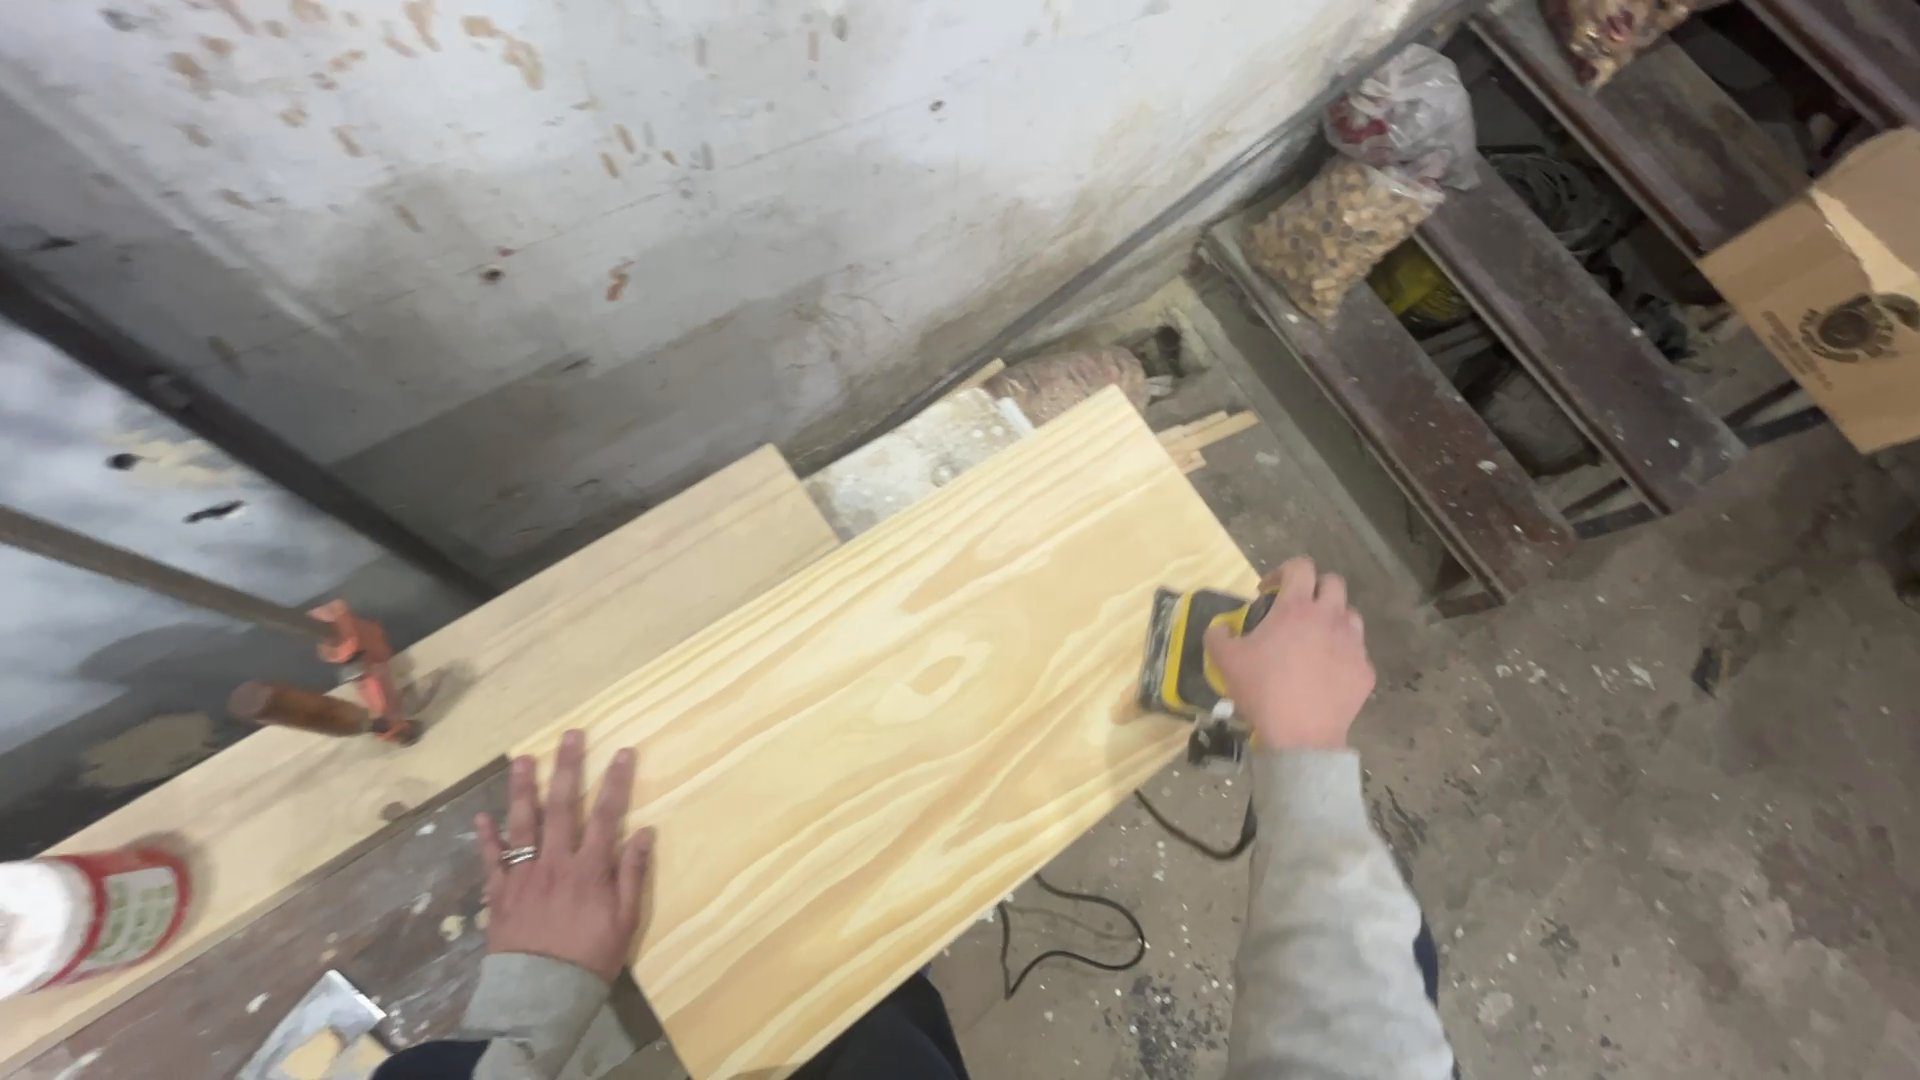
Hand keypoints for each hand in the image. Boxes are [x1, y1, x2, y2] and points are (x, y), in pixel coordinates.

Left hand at [476, 729, 654, 982]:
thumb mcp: (626, 919)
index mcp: (589, 869)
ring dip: (523, 789)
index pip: (606, 814)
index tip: (622, 751)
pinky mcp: (499, 896)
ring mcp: (523, 877)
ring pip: (522, 825)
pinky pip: (491, 862)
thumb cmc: (590, 958)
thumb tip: (645, 831)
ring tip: (524, 758)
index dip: (615, 781)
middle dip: (568, 768)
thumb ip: (632, 873)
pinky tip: (482, 815)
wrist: (539, 999)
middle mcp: (555, 863)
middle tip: (571, 735)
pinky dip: (486, 838)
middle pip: (561, 806)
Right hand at [1205, 557, 1374, 750]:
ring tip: (1314, 639)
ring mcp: (1353, 644)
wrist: (1300, 735)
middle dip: (1313, 589)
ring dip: (1331, 618)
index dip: (1282, 571)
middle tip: (1294, 609)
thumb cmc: (1261, 690)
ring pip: (1350, 615)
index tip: (1267, 591)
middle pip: (1333, 583)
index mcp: (1296, 608)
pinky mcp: (1364, 670)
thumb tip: (1220, 628)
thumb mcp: (1224, 660)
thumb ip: (1217, 635)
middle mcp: (1330, 618)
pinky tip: (1324, 672)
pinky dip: (1341, 653)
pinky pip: (1356, 651)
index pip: (1300, 567)